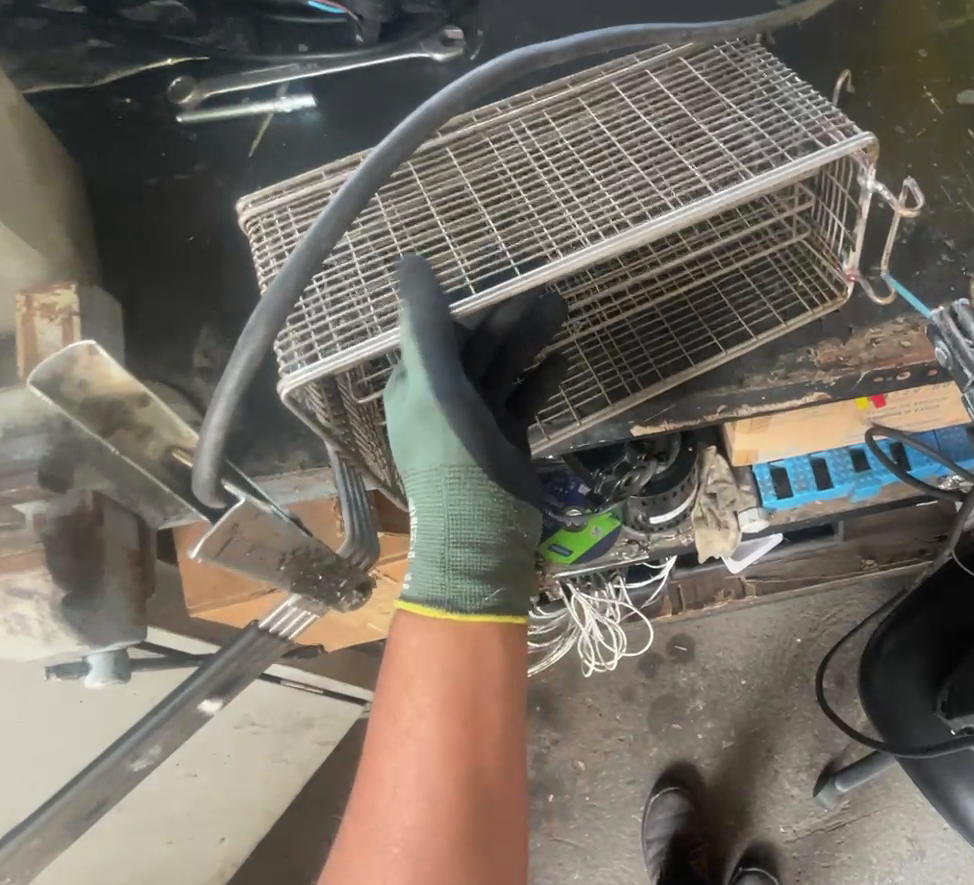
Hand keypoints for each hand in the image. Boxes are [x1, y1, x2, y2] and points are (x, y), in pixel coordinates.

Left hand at [385, 255, 568, 621]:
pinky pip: (522, 400)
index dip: (476, 298)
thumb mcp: (435, 388)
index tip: (509, 270)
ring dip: (531, 341)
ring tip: (563, 309)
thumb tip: (410, 260)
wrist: (482, 535)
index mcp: (417, 383)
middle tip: (552, 289)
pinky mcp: (506, 440)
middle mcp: (443, 398)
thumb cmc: (455, 460)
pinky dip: (540, 380)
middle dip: (513, 317)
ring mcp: (477, 421)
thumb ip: (425, 327)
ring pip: (504, 369)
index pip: (443, 327)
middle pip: (479, 345)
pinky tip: (563, 362)